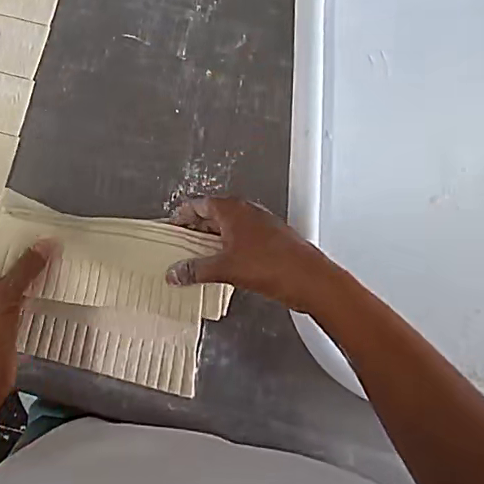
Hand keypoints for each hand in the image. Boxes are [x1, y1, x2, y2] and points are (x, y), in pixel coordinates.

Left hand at [0, 211, 54, 401]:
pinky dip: (26, 281)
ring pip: (1, 272)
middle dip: (8, 240)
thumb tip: (46, 243)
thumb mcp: (4, 296)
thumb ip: (26, 267)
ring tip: (43, 248)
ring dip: (19, 261)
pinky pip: (11, 291)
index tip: (6, 211)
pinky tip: (44, 277)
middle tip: (32, 228)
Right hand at [165, 197, 349, 314]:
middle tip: (182, 242)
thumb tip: (177, 272)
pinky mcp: (271, 239)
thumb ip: (196, 270)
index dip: (183, 214)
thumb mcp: (225, 269)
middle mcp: (247, 211)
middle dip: (196, 227)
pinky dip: (229, 246)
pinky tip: (225, 265)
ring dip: (213, 238)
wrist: (310, 279)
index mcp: (233, 209)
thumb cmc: (274, 265)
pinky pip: (242, 237)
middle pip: (213, 213)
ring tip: (200, 256)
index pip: (200, 204)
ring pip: (229, 226)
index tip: (173, 224)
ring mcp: (261, 224)